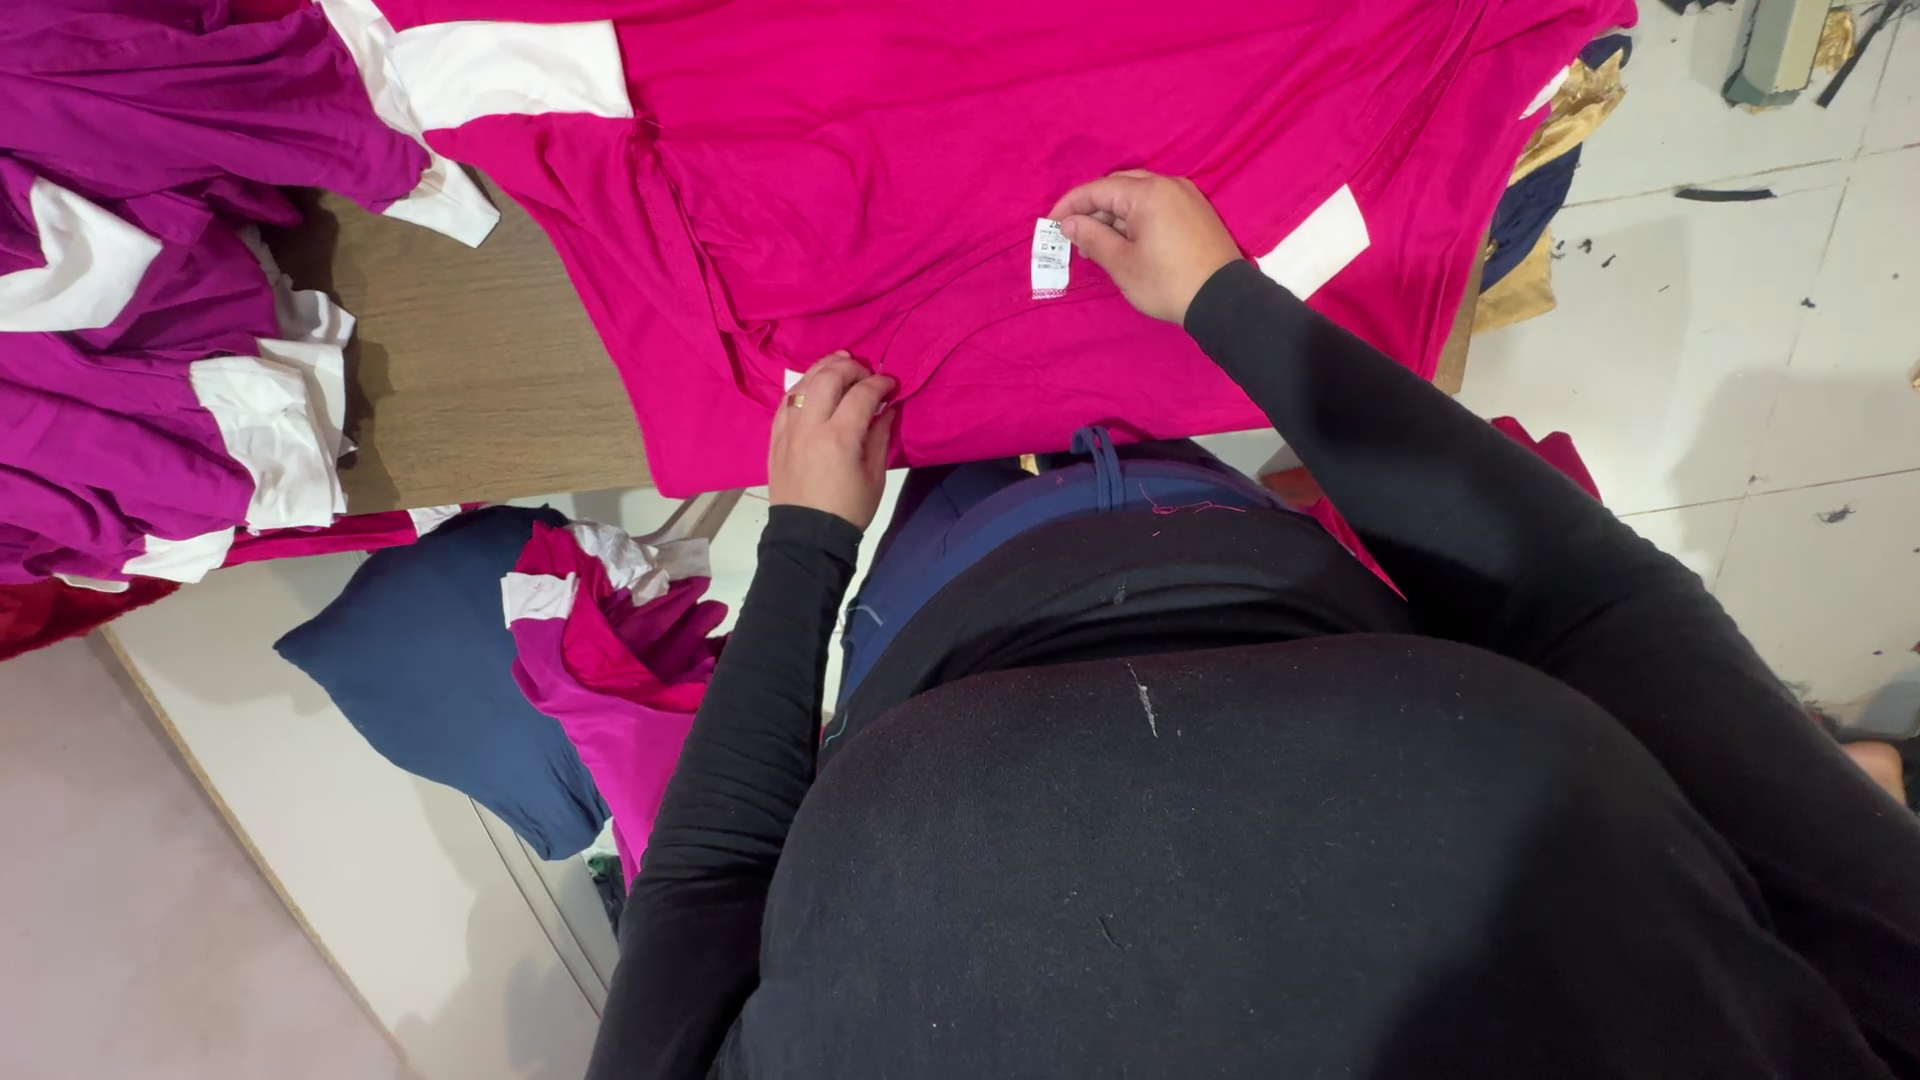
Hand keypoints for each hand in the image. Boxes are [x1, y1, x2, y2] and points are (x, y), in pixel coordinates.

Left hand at [768, 351, 896, 529]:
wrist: (807, 536)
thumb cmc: (848, 510)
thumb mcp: (875, 476)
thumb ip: (880, 436)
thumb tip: (885, 409)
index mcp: (840, 438)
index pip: (862, 394)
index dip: (881, 383)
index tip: (892, 384)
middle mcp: (810, 426)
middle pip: (829, 377)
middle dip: (851, 368)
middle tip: (867, 373)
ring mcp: (788, 430)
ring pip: (803, 384)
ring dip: (824, 368)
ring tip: (841, 364)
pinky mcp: (776, 437)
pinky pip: (786, 401)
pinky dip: (803, 387)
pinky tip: (814, 386)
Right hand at [1047, 170, 1243, 323]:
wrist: (1221, 299)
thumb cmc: (1166, 282)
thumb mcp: (1122, 263)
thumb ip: (1092, 238)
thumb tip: (1069, 223)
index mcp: (1147, 193)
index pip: (1098, 189)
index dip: (1071, 205)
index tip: (1051, 225)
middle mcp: (1167, 185)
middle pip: (1119, 188)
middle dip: (1093, 210)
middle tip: (1075, 239)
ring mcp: (1185, 197)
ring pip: (1138, 197)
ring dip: (1114, 217)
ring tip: (1099, 247)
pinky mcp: (1195, 212)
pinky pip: (1156, 207)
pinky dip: (1135, 220)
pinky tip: (1127, 244)